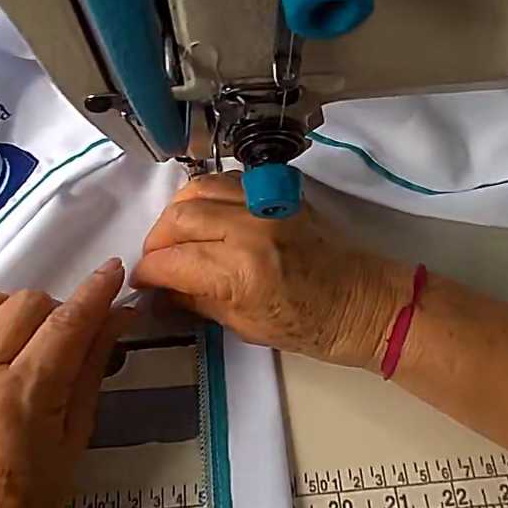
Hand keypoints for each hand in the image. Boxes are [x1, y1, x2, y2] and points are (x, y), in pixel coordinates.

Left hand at [0, 260, 135, 507]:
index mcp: (20, 401)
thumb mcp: (72, 446)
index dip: (95, 293)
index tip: (112, 272)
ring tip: (24, 342)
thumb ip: (90, 372)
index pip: (66, 324)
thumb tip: (114, 320)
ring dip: (13, 311)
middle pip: (25, 304)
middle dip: (58, 310)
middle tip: (68, 340)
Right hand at [130, 172, 411, 371]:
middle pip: (177, 220)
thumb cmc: (311, 326)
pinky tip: (202, 215)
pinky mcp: (276, 194)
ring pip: (196, 191)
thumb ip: (196, 300)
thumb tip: (163, 290)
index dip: (148, 273)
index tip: (144, 281)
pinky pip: (225, 181)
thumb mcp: (243, 325)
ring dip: (175, 213)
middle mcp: (249, 231)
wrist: (363, 303)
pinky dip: (204, 195)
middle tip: (158, 261)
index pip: (170, 261)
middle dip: (156, 242)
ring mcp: (263, 206)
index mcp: (240, 273)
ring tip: (175, 235)